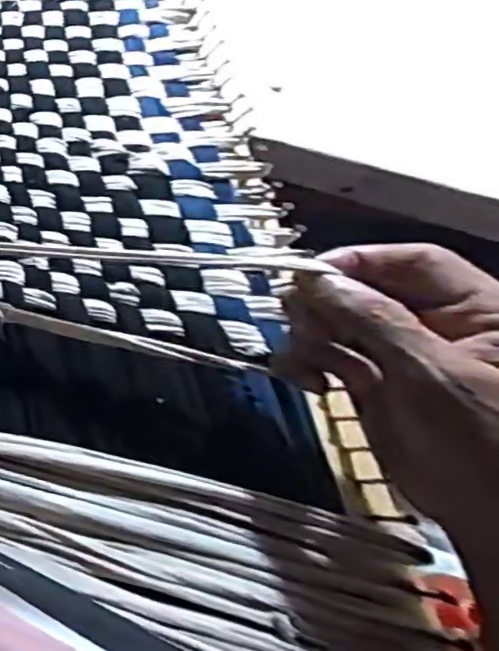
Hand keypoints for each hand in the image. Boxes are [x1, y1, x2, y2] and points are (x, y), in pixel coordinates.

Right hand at [277, 244, 498, 544]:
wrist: (498, 521)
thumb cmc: (490, 445)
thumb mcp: (434, 376)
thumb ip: (374, 318)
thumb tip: (317, 277)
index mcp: (486, 318)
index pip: (415, 263)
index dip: (359, 263)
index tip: (307, 279)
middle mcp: (444, 329)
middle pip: (363, 288)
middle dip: (322, 305)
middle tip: (306, 329)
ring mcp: (406, 357)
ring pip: (333, 319)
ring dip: (306, 337)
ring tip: (308, 365)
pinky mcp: (376, 381)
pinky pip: (324, 353)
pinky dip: (304, 361)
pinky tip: (306, 380)